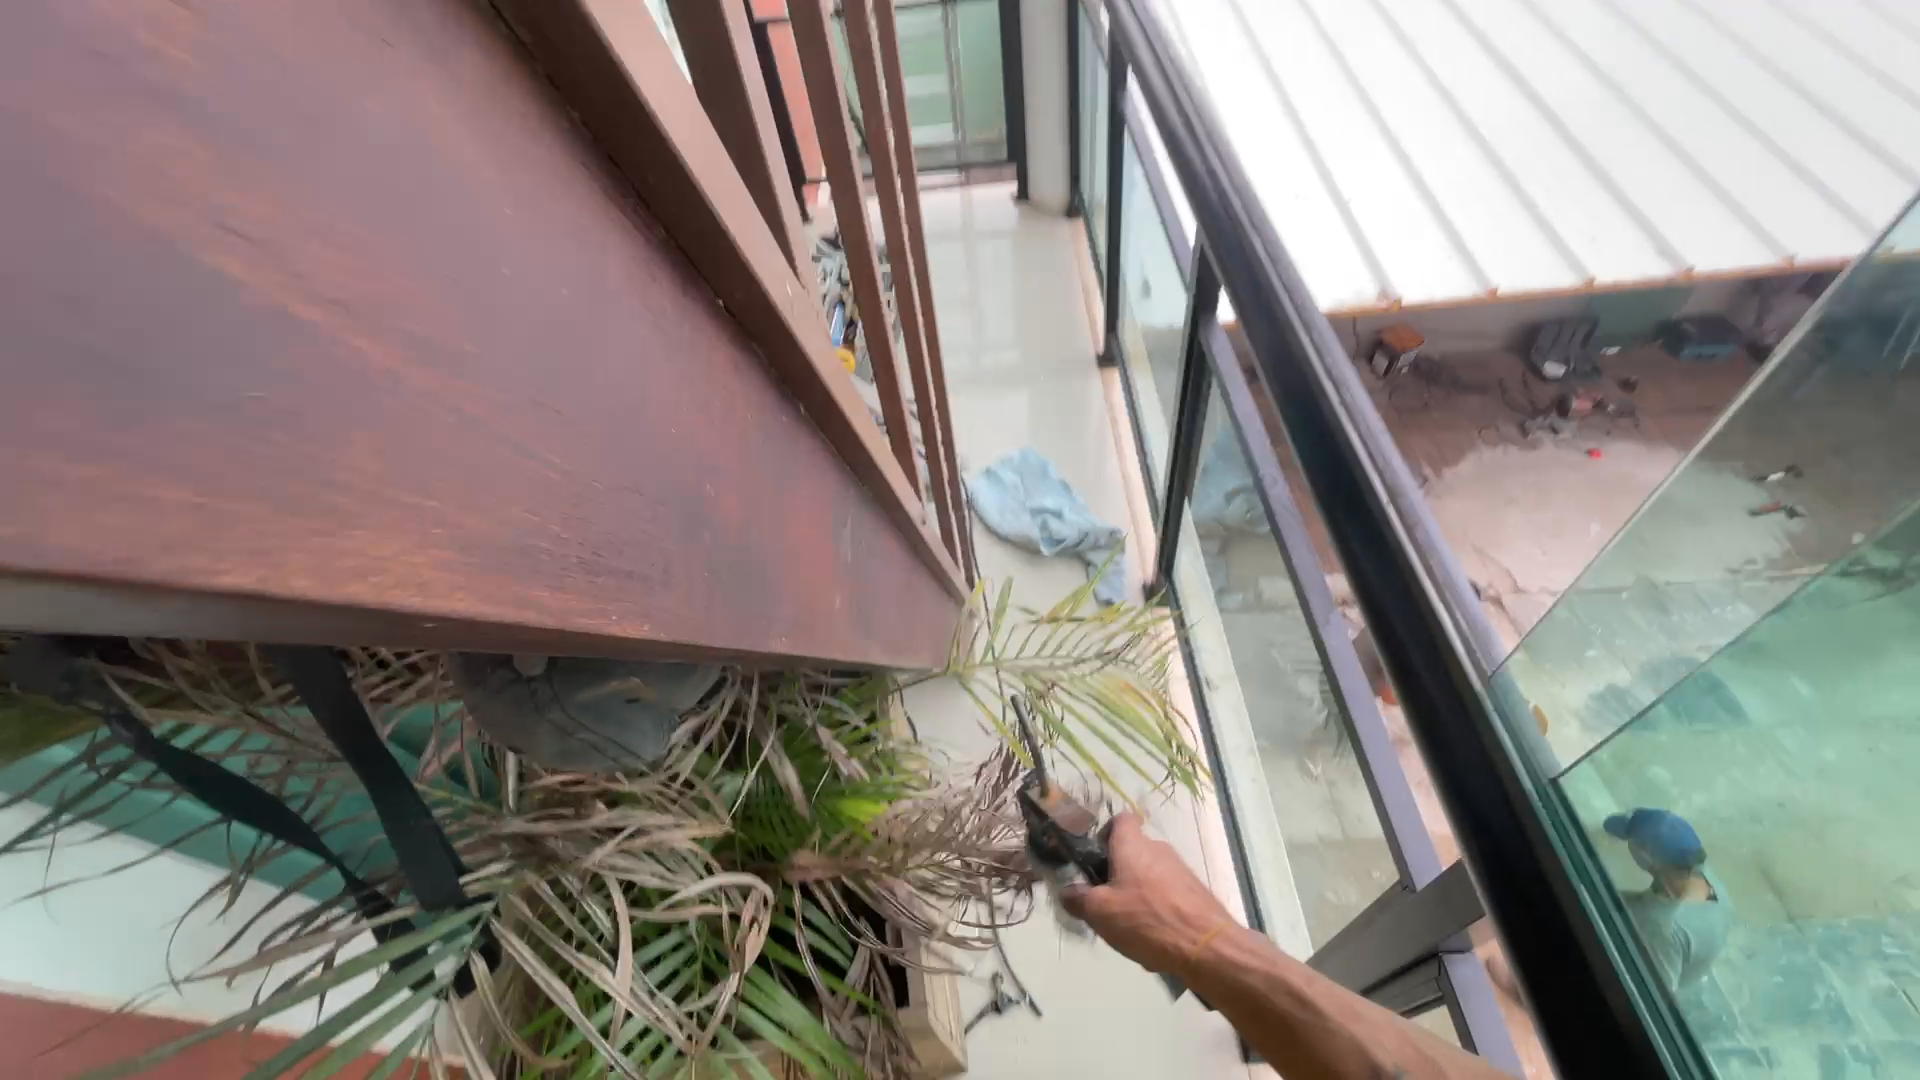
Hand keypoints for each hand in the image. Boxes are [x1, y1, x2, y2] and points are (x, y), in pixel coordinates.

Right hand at [1060, 812, 1234, 977]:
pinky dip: (1159, 911)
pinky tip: (1155, 940)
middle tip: (1108, 904)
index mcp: (1132, 845)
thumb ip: (1077, 899)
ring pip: (1150, 876)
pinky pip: (1169, 895)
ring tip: (1132, 929)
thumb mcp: (1100, 912)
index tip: (1098, 859)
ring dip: (1139, 895)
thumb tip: (1067, 892)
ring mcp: (1181, 870)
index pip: (1121, 819)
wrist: (1207, 947)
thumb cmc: (1146, 919)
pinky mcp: (1196, 893)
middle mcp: (1158, 849)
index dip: (1106, 833)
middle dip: (1119, 874)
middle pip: (1133, 852)